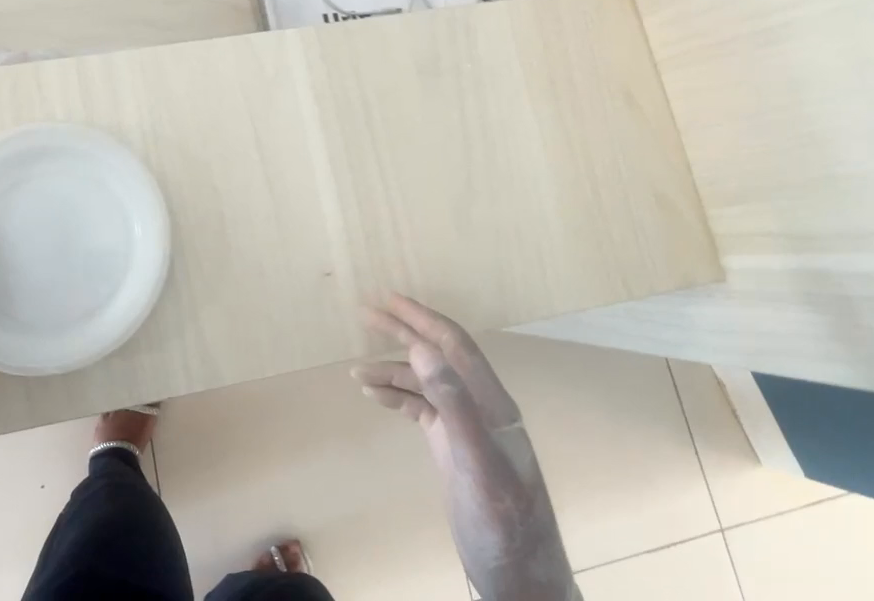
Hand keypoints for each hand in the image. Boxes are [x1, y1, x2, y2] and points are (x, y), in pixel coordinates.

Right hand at [354, 295, 577, 600]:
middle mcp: (478, 405)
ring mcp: (464, 427)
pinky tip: (374, 396)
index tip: (389, 299)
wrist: (518, 574)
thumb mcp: (477, 460)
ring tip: (356, 371)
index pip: (454, 344)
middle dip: (402, 332)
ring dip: (391, 372)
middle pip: (436, 356)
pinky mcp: (452, 448)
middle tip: (366, 314)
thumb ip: (454, 403)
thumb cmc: (503, 519)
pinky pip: (419, 410)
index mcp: (491, 400)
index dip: (422, 318)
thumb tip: (424, 349)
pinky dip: (396, 398)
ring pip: (424, 384)